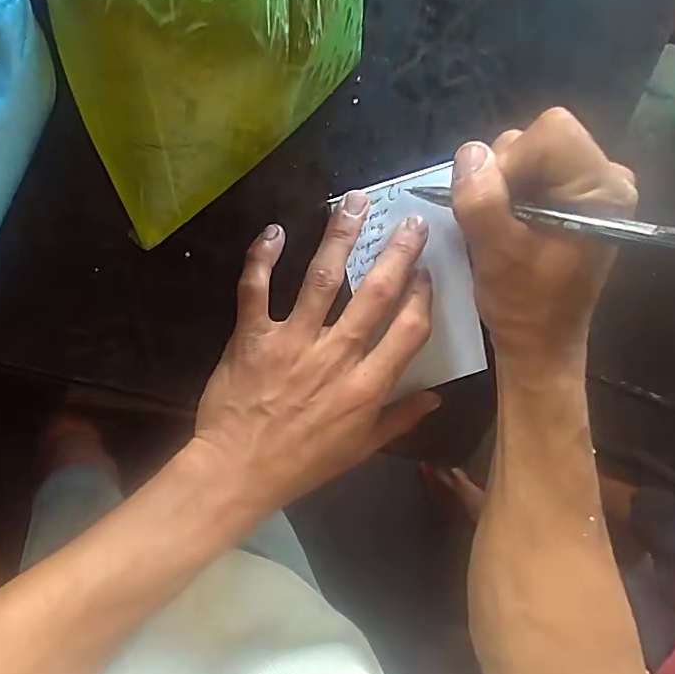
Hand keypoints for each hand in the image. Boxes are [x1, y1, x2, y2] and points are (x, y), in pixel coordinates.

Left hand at [189, 194, 441, 514]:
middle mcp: (334, 355)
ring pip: (320, 279)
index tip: (427, 273)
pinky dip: (262, 258)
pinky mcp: (251, 337)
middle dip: (396, 253)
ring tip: (354, 203)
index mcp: (366, 386)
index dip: (422, 297)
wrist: (238, 470)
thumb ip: (398, 420)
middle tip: (412, 221)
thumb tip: (436, 397)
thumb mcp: (359, 450)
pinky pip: (256, 289)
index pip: (408, 329)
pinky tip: (274, 231)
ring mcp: (291, 342)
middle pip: (374, 294)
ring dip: (339, 237)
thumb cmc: (301, 463)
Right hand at [449, 107, 637, 372]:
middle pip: (539, 138)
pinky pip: (530, 172)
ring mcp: (589, 186)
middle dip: (502, 173)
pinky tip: (504, 224)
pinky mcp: (572, 198)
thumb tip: (469, 153)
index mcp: (600, 187)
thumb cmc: (523, 304)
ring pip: (529, 152)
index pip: (549, 132)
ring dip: (500, 185)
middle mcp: (605, 176)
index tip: (489, 204)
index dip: (508, 161)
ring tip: (496, 225)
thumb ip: (482, 201)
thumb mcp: (495, 254)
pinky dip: (507, 193)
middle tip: (491, 219)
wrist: (540, 341)